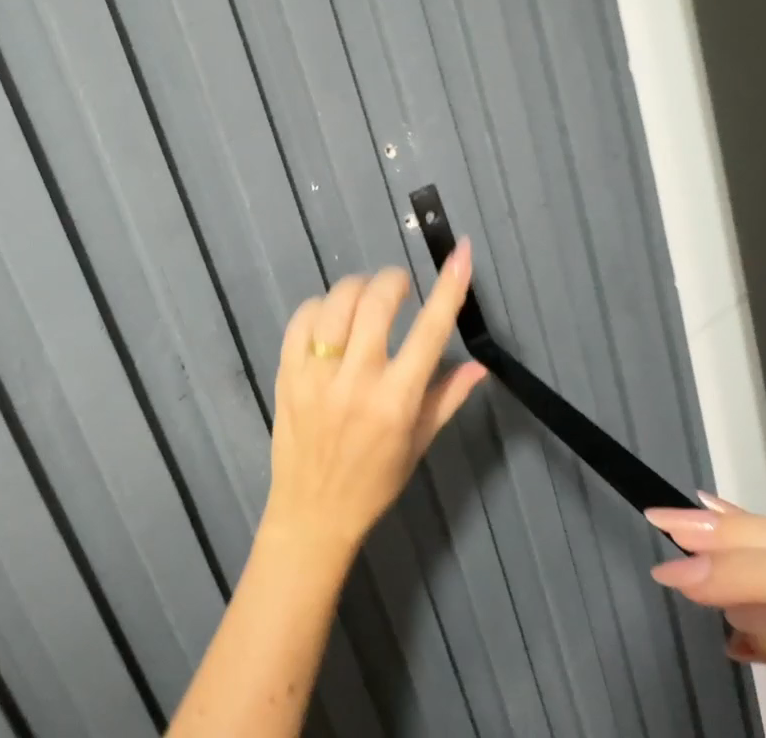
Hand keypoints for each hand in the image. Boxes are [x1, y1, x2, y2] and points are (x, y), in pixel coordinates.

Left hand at [260, 240, 488, 562]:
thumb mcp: (418, 444)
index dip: (450, 286)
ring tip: (365, 301)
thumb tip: (480, 366)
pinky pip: (300, 320)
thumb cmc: (374, 482)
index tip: (461, 252)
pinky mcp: (285, 374)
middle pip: (376, 302)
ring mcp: (315, 375)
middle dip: (394, 280)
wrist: (312, 513)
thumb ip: (448, 399)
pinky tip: (330, 317)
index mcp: (396, 400)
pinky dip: (319, 306)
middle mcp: (356, 380)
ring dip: (357, 289)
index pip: (430, 330)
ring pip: (336, 303)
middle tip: (399, 287)